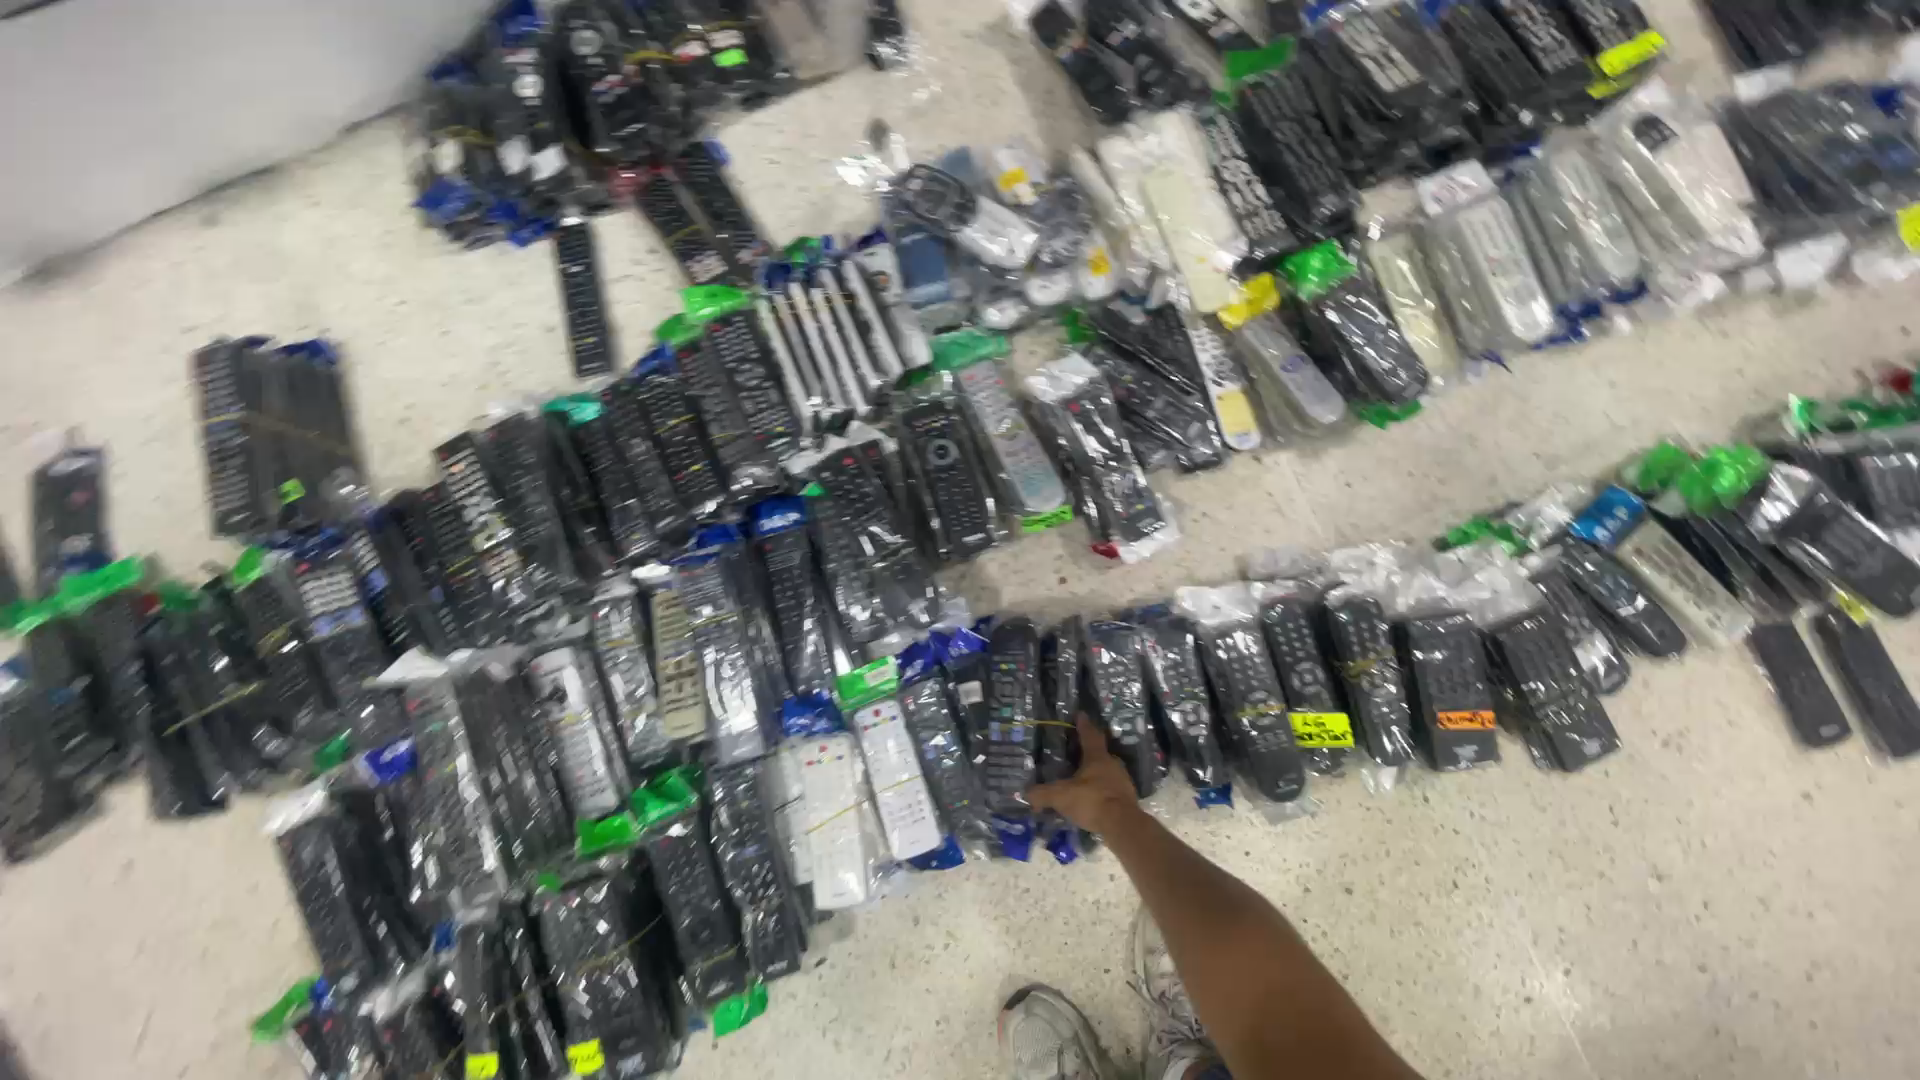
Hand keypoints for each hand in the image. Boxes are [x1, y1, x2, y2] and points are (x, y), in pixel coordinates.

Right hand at [1028, 713, 1142, 835]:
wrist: (1123, 825)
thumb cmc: (1092, 801)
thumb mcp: (1061, 796)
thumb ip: (1042, 794)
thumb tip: (1026, 794)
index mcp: (1097, 758)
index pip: (1089, 735)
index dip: (1083, 724)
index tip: (1080, 714)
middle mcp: (1112, 765)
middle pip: (1100, 753)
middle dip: (1089, 751)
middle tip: (1077, 751)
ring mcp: (1122, 782)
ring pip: (1106, 771)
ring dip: (1095, 773)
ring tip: (1082, 779)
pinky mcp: (1127, 799)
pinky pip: (1111, 789)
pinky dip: (1101, 790)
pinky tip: (1092, 799)